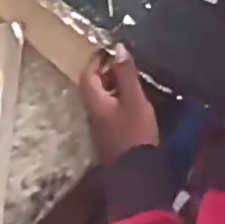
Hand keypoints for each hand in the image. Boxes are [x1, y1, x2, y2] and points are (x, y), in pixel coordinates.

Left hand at [79, 45, 157, 163]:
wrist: (137, 176)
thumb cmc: (134, 132)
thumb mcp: (134, 98)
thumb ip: (125, 73)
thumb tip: (118, 47)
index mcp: (95, 102)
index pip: (87, 75)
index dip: (95, 60)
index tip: (108, 49)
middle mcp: (93, 114)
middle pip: (93, 87)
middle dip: (105, 71)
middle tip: (121, 61)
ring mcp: (100, 128)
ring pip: (101, 99)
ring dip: (112, 85)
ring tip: (130, 77)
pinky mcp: (110, 138)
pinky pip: (109, 110)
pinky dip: (117, 99)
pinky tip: (133, 99)